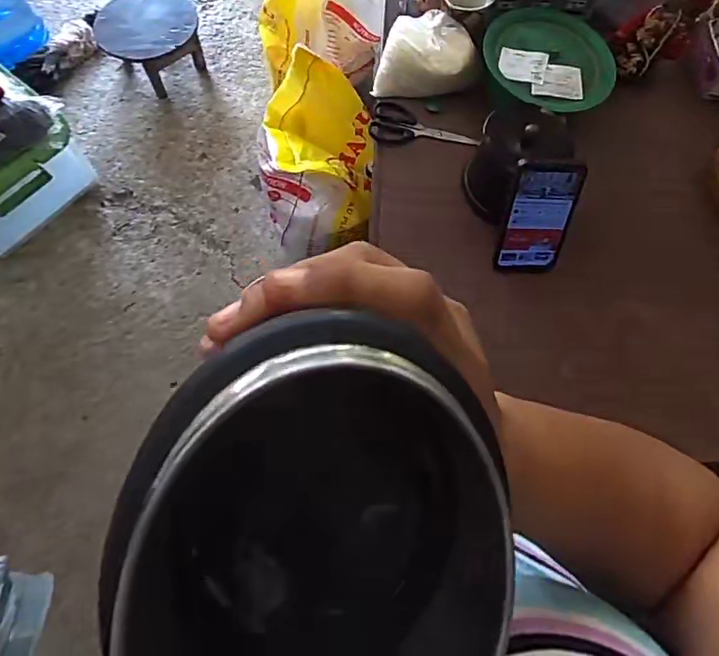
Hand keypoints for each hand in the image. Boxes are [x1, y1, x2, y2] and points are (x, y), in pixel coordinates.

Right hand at [203, 242, 496, 426]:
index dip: (335, 285)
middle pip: (355, 264)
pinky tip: (256, 324)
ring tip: (227, 326)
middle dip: (285, 286)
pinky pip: (338, 283)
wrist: (495, 435)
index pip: (400, 289)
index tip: (266, 302)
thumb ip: (395, 442)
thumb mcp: (439, 454)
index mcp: (449, 334)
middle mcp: (427, 300)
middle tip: (222, 327)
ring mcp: (406, 292)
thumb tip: (309, 444)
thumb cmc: (465, 449)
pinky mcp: (386, 297)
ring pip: (341, 268)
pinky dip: (293, 298)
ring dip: (280, 290)